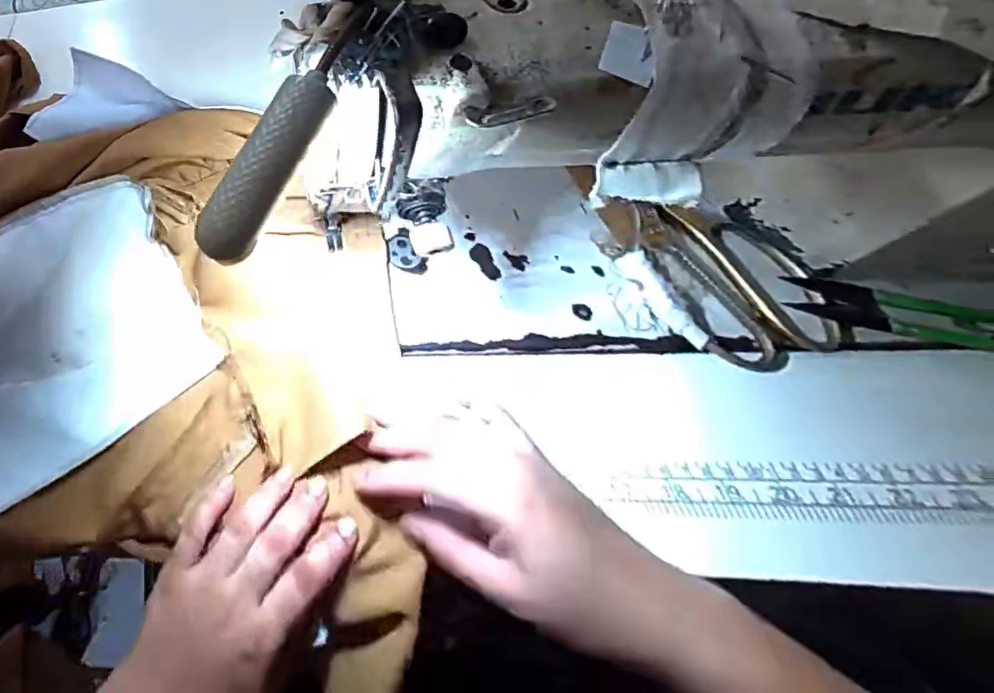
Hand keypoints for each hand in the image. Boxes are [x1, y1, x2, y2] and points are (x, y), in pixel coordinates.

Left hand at [105, 467, 358, 692]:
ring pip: (238, 529)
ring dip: (264, 498)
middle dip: (299, 513)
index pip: (303, 582)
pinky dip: (211, 503)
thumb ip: (293, 638)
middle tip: (319, 484)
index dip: (328, 552)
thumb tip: (319, 602)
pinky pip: (194, 528)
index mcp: (263, 631)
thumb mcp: (270, 677)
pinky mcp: (175, 567)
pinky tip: (229, 481)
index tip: (348, 525)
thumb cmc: (222, 690)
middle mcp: (235, 596)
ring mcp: (202, 576)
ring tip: (285, 472)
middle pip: (273, 545)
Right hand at [355, 404, 860, 692]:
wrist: (657, 607)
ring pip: (454, 419)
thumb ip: (447, 547)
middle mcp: (507, 459)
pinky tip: (442, 403)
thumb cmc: (579, 607)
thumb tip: (400, 515)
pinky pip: (490, 413)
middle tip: (354, 443)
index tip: (355, 481)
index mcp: (500, 495)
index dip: (385, 477)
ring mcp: (522, 450)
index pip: (423, 473)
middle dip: (389, 438)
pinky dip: (460, 404)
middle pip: (433, 435)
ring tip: (378, 417)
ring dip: (413, 417)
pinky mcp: (534, 453)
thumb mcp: (507, 591)